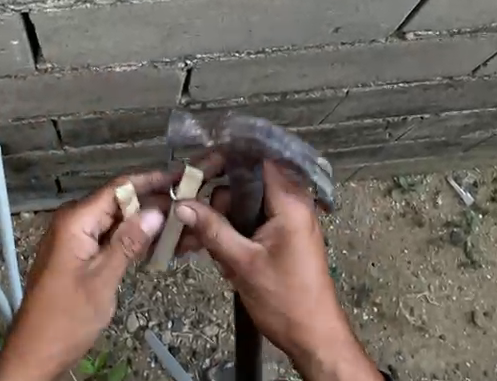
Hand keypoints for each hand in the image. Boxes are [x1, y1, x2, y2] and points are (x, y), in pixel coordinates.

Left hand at [0, 168, 172, 380]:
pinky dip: (126, 238)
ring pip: (112, 219)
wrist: (34, 353)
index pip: (118, 188)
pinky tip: (150, 242)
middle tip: (183, 203)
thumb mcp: (103, 280)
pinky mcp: (74, 253)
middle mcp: (72, 220)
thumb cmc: (67, 318)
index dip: (149, 180)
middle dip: (148, 201)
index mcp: (75, 220)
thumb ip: (128, 243)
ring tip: (174, 221)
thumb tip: (156, 211)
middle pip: (116, 201)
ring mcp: (72, 237)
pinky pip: (104, 236)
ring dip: (139, 221)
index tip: (178, 176)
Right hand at [172, 161, 380, 380]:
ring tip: (197, 238)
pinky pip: (253, 217)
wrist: (315, 339)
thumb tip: (181, 204)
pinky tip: (214, 248)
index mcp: (289, 200)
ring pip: (245, 200)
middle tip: (189, 209)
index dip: (224, 157)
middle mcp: (292, 200)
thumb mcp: (243, 264)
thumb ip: (212, 229)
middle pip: (246, 179)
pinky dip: (233, 228)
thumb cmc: (285, 300)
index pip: (255, 157)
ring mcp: (288, 217)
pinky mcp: (284, 233)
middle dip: (216, 194)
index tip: (196, 168)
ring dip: (221, 216)